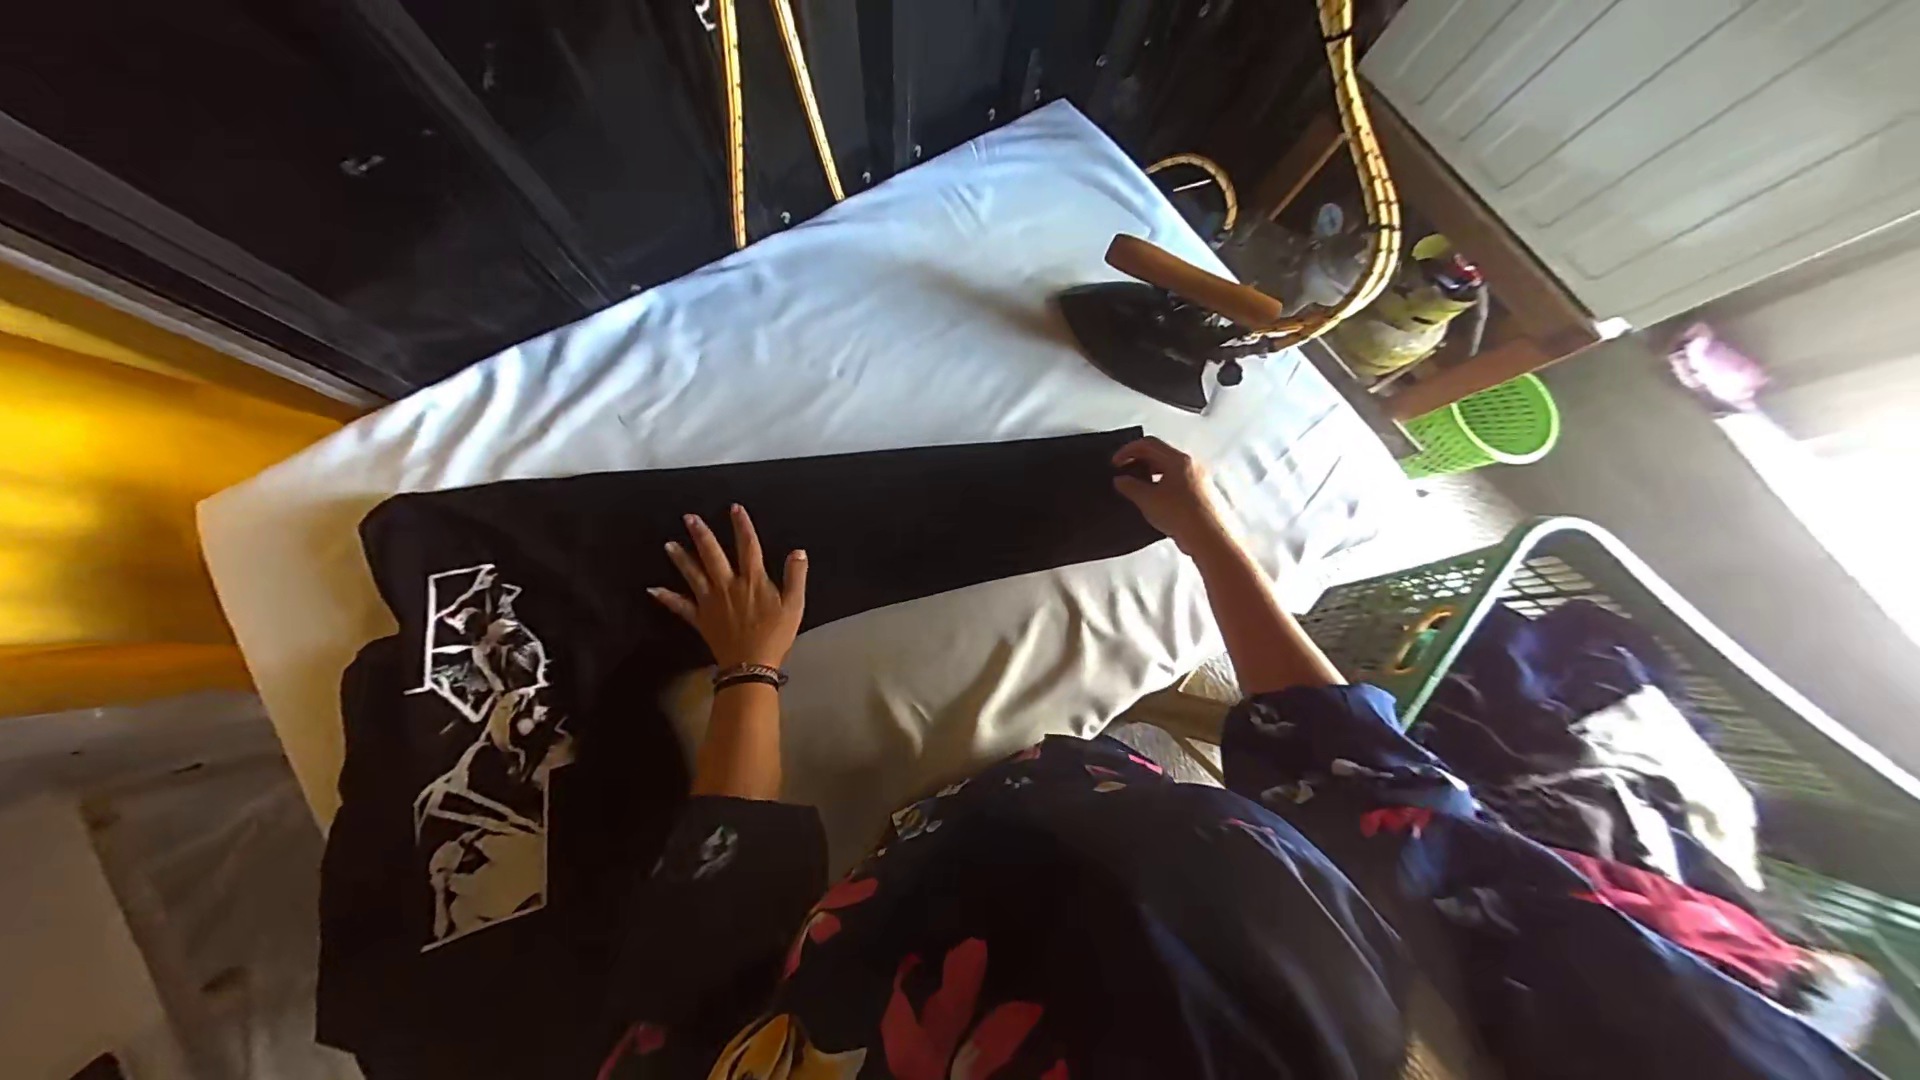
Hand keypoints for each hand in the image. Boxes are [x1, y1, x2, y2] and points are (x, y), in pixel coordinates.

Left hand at [650, 504, 807, 668]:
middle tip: (689, 518)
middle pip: (712, 554)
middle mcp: (727, 585)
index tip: (734, 508)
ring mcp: (710, 601)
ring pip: (693, 574)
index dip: (741, 525)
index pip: (748, 545)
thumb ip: (796, 576)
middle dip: (701, 534)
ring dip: (680, 558)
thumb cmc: (775, 633)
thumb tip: (799, 551)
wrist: (751, 663)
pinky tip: (652, 590)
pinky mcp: (700, 618)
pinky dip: (666, 597)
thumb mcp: (794, 604)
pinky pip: (680, 606)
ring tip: (668, 544)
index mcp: (752, 579)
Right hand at [1112, 436, 1232, 555]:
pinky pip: (1177, 480)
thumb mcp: (1148, 500)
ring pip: (1169, 468)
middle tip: (1123, 473)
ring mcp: (1199, 478)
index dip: (1127, 450)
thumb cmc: (1179, 514)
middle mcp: (1191, 464)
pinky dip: (1161, 483)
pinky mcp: (1202, 493)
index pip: (1148, 444)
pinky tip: (1155, 499)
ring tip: (1136, 487)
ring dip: (1149, 473)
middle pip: (1160, 453)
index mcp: (1178, 459)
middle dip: (1138, 460)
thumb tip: (1120, 479)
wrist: (1212, 538)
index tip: (1114, 464)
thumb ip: (1130, 486)